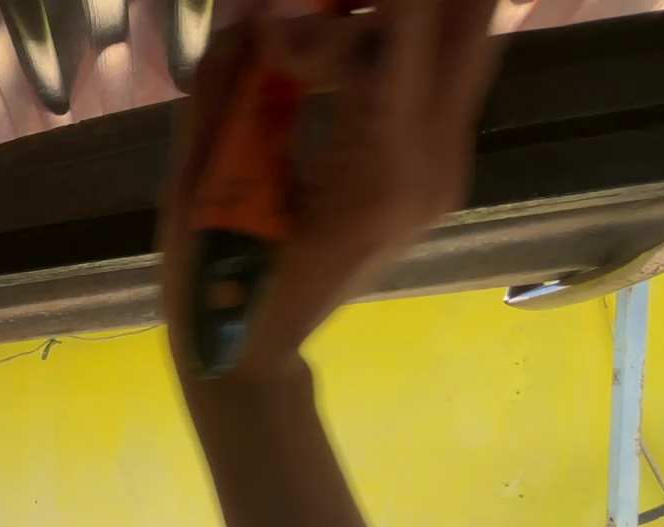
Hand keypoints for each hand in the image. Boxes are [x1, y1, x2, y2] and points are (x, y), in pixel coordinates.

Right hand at [160, 0, 500, 384]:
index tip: (254, 34)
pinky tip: (338, 53)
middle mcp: (434, 163)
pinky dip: (398, 43)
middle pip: (461, 12)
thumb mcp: (196, 200)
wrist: (253, 355)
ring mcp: (445, 168)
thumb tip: (241, 14)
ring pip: (467, 32)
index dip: (308, 20)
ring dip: (401, 13)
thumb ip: (218, 99)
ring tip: (330, 18)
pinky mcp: (437, 171)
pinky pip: (442, 73)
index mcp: (373, 178)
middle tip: (313, 8)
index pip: (379, 42)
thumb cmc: (214, 293)